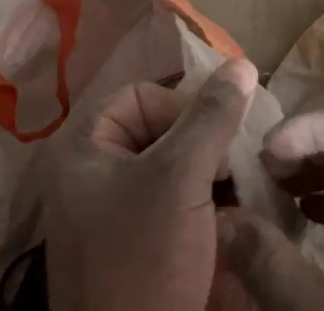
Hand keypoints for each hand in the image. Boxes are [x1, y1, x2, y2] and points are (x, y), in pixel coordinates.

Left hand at [42, 59, 257, 310]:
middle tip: (235, 169)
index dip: (183, 106)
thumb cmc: (145, 260)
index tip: (219, 138)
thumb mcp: (181, 178)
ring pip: (169, 170)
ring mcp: (110, 218)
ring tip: (240, 192)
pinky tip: (230, 221)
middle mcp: (89, 177)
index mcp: (81, 150)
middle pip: (156, 131)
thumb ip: (211, 117)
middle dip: (202, 143)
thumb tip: (242, 63)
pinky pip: (171, 207)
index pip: (140, 96)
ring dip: (208, 175)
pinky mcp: (134, 250)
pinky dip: (202, 206)